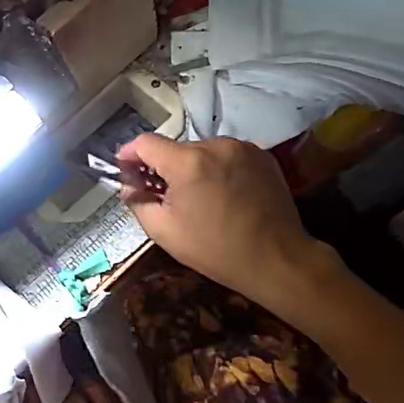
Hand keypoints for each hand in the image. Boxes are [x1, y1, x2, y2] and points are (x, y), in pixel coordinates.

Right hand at [116, 134, 337, 312]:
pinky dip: (216, 168)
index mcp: (187, 162)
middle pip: (174, 148)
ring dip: (191, 167)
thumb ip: (138, 201)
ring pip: (200, 150)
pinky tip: (222, 192)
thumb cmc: (215, 249)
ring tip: (198, 196)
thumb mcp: (163, 231)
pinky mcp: (261, 156)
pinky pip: (224, 155)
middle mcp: (215, 146)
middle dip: (164, 167)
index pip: (145, 142)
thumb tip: (129, 185)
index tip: (125, 170)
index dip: (130, 154)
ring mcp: (242, 148)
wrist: (278, 260)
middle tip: (165, 195)